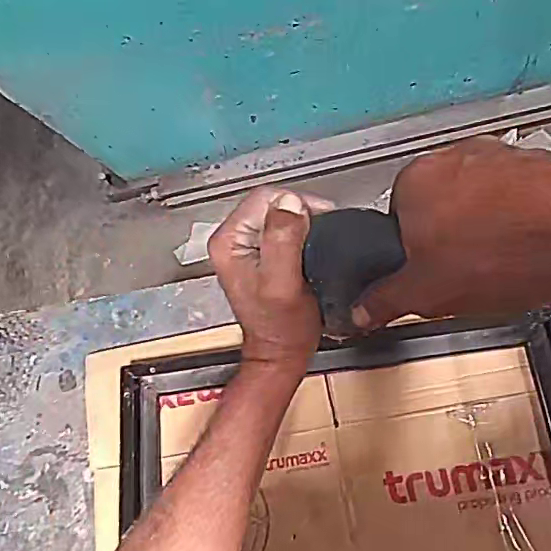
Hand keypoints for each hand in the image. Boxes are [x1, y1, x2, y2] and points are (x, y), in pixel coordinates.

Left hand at [209, 187, 329, 369]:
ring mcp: (247, 249)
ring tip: (317, 247)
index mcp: (228, 242)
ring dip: (304, 227)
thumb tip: (291, 203)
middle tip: (321, 238)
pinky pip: (285, 233)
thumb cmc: (281, 328)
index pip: (266, 197)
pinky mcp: (262, 257)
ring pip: (281, 217)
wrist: (281, 353)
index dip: (298, 205)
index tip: (319, 223)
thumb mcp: (283, 284)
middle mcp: (232, 241)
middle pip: (273, 204)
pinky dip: (302, 238)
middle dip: (302, 215)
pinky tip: (310, 253)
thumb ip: (283, 241)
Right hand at [352, 138, 550, 329]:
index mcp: (413, 179)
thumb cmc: (508, 250)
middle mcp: (454, 156)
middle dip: (448, 247)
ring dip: (485, 238)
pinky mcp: (538, 166)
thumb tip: (363, 310)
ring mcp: (499, 157)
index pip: (395, 224)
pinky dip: (518, 228)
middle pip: (437, 213)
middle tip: (465, 280)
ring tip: (503, 270)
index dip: (412, 260)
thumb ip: (385, 301)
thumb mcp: (428, 293)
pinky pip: (514, 205)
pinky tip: (529, 254)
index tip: (428, 279)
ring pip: (478, 209)